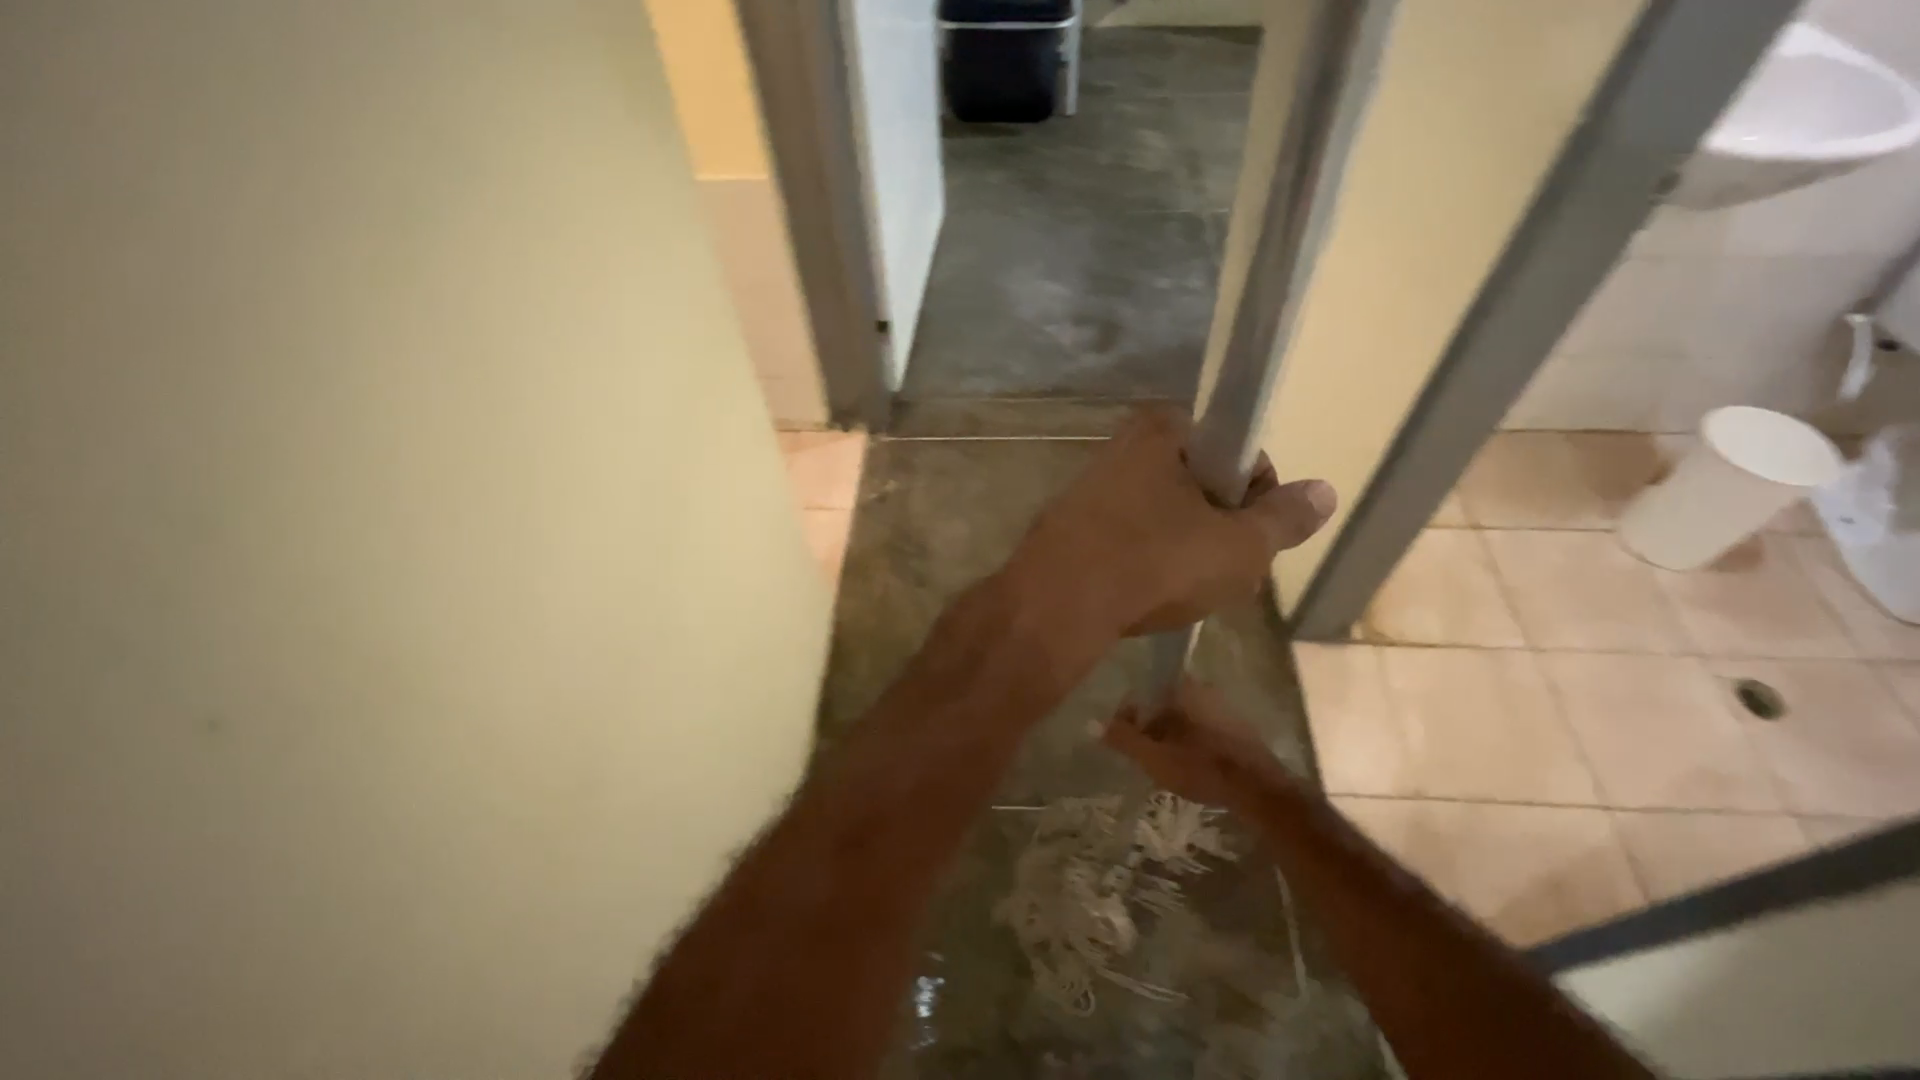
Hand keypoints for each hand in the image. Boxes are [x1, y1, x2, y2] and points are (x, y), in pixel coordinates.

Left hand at [1012, 406, 1335, 636]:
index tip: (1255, 539)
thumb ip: (1283, 518)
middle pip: (1198, 483)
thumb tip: (1325, 491)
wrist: (1055, 606)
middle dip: (1221, 525)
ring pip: (1163, 514)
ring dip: (1185, 547)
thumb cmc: (1155, 563)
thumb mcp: (1239, 546)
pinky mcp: (1068, 525)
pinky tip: (1150, 597)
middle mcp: (1124, 446)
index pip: (1235, 450)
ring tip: (1192, 592)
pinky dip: (1146, 560)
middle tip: (1230, 572)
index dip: (1257, 495)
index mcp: (1164, 431)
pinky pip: (1127, 536)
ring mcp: (1090, 486)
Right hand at [1103, 677, 1285, 806]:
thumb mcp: (1153, 757)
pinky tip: (1192, 766)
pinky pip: (1204, 729)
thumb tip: (1092, 723)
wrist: (1258, 789)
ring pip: (1185, 718)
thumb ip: (1123, 738)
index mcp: (1181, 688)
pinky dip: (1193, 743)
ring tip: (1166, 765)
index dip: (1129, 718)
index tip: (1125, 742)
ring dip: (1172, 736)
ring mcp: (1225, 707)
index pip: (1142, 694)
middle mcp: (1204, 688)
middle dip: (1151, 728)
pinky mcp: (1239, 727)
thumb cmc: (1201, 768)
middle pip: (1163, 705)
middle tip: (1145, 757)